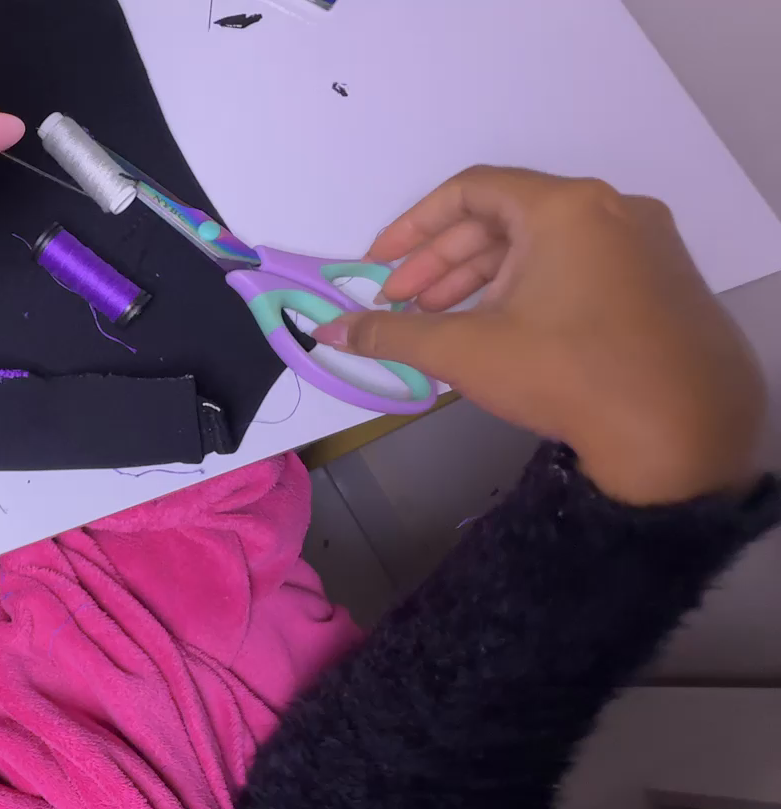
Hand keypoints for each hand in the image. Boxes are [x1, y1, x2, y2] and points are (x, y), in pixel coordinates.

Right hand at [312, 166, 763, 505]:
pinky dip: (510, 288)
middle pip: (498, 218)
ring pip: (530, 245)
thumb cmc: (563, 369)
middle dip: (434, 262)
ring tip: (432, 323)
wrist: (676, 422)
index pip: (471, 190)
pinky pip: (562, 264)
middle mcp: (608, 212)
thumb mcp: (458, 350)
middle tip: (396, 305)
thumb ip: (385, 334)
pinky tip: (484, 330)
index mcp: (564, 210)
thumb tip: (328, 331)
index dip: (411, 226)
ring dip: (468, 279)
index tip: (377, 265)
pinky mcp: (646, 279)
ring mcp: (636, 244)